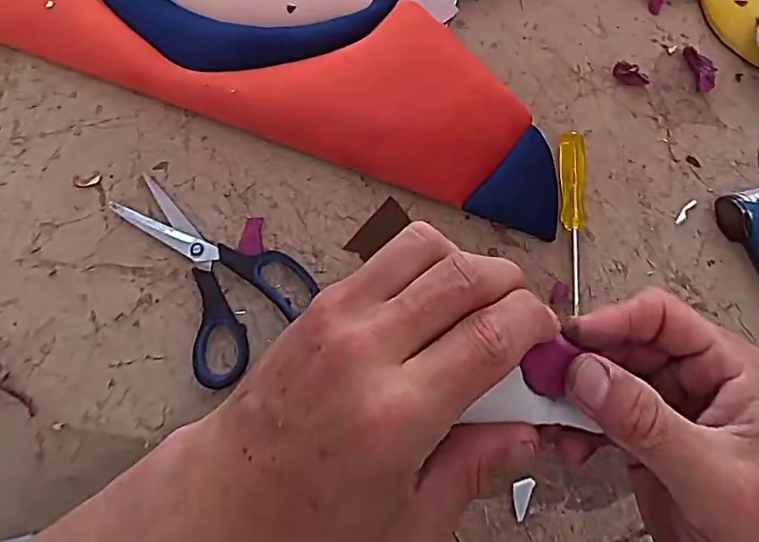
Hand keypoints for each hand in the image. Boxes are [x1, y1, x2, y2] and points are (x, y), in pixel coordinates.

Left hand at [42, 222, 557, 540]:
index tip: (544, 337)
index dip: (536, 324)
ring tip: (476, 302)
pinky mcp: (324, 300)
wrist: (214, 511)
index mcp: (396, 416)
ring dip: (470, 263)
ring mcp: (341, 315)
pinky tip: (431, 300)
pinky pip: (394, 252)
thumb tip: (532, 428)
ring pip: (432, 246)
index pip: (495, 334)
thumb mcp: (407, 526)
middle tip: (519, 316)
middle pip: (470, 275)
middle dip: (513, 285)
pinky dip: (429, 261)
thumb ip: (478, 467)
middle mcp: (369, 349)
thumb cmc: (309, 533)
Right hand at [548, 289, 758, 541]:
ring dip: (581, 394)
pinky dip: (583, 427)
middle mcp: (697, 380)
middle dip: (590, 358)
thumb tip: (593, 373)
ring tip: (555, 411)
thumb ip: (650, 423)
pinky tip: (570, 441)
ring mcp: (671, 412)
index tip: (578, 336)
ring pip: (613, 381)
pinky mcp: (651, 446)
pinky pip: (608, 420)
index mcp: (727, 365)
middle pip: (631, 345)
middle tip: (552, 373)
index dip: (618, 319)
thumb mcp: (713, 472)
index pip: (664, 318)